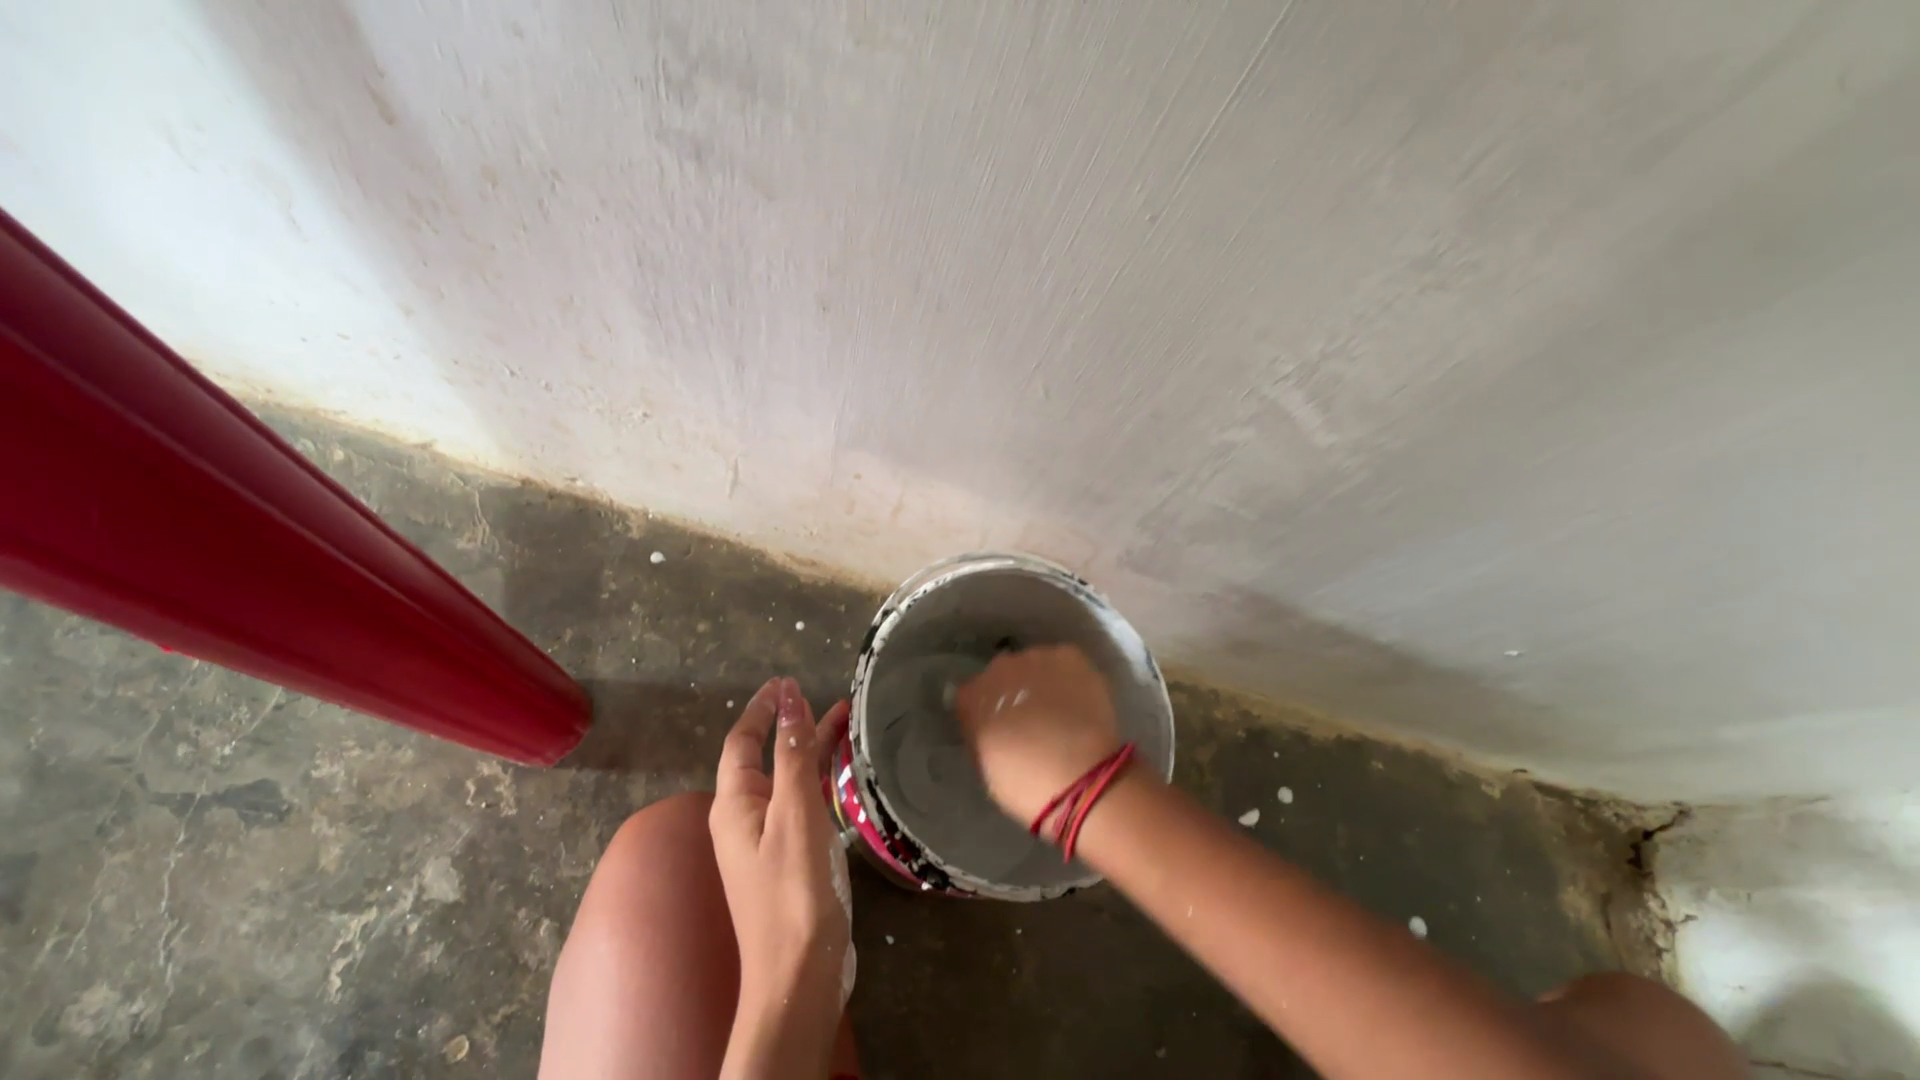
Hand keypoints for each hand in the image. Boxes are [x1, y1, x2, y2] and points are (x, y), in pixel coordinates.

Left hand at [709, 678, 854, 1077]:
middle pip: (765, 759)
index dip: (763, 708)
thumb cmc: (795, 889)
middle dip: (791, 726)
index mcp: (734, 805)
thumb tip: (788, 697)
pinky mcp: (789, 863)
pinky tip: (842, 782)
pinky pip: (800, 807)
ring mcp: (765, 844)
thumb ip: (793, 753)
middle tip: (824, 699)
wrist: (800, 973)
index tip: (786, 681)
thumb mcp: (796, 812)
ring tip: (843, 727)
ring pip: (786, 782)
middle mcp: (743, 820)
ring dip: (809, 752)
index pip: (742, 741)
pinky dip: (819, 783)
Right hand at [953, 645, 1124, 821]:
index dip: (985, 710)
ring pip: (1035, 665)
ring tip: (1060, 709)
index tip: (998, 728)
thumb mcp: (987, 766)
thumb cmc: (1025, 784)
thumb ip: (983, 736)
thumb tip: (991, 727)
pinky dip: (1069, 677)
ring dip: (1042, 681)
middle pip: (1002, 674)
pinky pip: (1064, 662)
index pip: (970, 695)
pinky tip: (1078, 699)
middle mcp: (998, 669)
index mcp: (971, 698)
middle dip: (1013, 691)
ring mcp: (1035, 658)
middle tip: (1031, 718)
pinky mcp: (1069, 657)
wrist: (1078, 775)